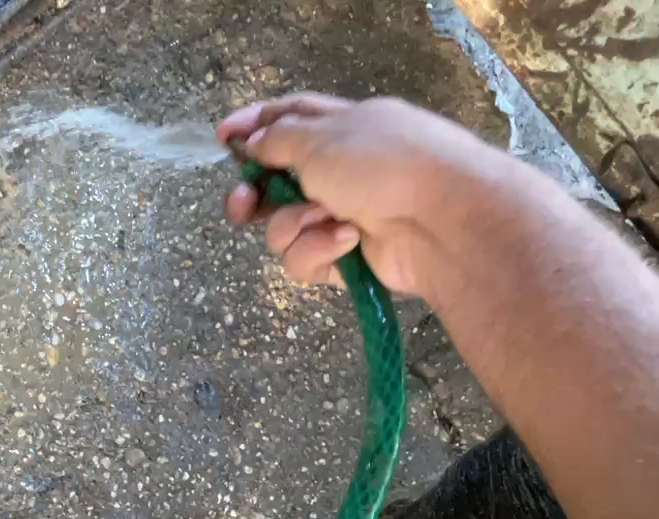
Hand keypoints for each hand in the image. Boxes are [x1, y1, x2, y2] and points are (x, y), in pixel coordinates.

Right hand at [218, 93, 536, 296]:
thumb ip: (278, 139)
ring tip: (327, 220)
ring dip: (295, 226)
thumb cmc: (382, 164)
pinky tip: (348, 242)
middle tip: (242, 206)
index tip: (221, 139)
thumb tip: (254, 142)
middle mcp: (333, 172)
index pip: (285, 120)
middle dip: (252, 197)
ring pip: (281, 229)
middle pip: (273, 185)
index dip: (252, 126)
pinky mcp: (339, 257)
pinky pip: (303, 259)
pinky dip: (318, 250)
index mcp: (335, 128)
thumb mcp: (322, 139)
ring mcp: (336, 216)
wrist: (437, 219)